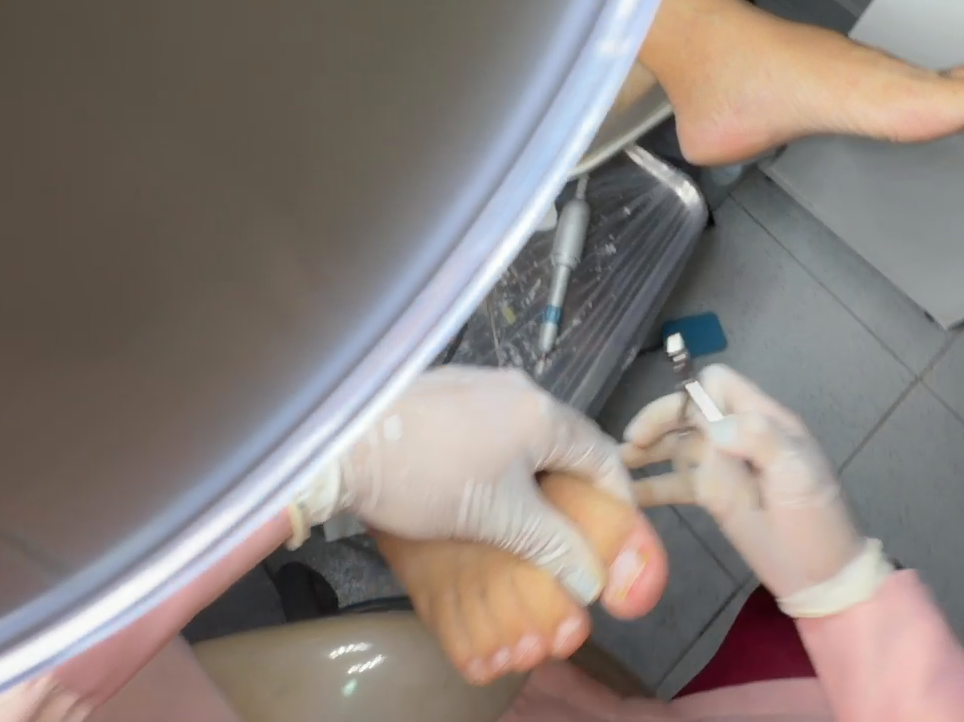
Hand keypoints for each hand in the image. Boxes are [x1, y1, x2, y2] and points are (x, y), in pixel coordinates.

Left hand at [290, 365, 631, 603]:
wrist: (348, 437)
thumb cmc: (432, 476)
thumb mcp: (499, 517)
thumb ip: (554, 545)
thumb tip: (592, 580)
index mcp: (542, 412)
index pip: (601, 454)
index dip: (615, 499)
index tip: (615, 537)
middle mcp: (519, 386)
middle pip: (566, 440)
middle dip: (574, 487)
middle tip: (572, 531)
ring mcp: (482, 382)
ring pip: (528, 431)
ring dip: (537, 470)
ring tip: (528, 513)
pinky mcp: (450, 389)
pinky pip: (497, 423)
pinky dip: (506, 454)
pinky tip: (484, 480)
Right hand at [622, 365, 868, 611]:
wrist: (823, 579)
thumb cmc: (816, 520)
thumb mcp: (799, 475)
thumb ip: (760, 440)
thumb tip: (713, 427)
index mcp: (760, 419)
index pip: (718, 384)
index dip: (693, 393)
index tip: (678, 419)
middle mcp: (735, 434)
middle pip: (687, 411)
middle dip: (657, 420)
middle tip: (632, 441)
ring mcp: (721, 465)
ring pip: (674, 443)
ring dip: (647, 448)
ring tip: (618, 461)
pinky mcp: (711, 494)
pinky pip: (674, 480)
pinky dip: (650, 484)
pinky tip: (626, 493)